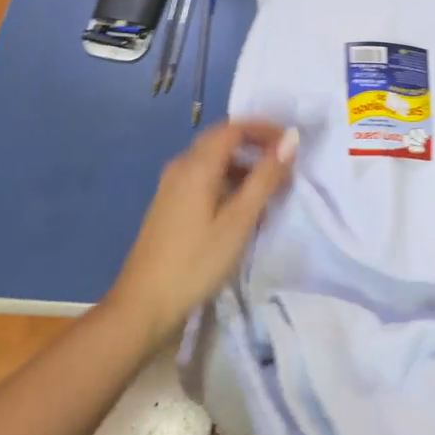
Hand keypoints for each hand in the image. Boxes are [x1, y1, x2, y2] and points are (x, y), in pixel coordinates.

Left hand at [106, 120, 297, 342]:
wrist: (143, 306)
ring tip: (267, 192)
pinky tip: (239, 211)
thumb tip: (290, 139)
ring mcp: (170, 187)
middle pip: (222, 142)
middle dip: (255, 147)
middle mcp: (181, 167)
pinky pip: (203, 180)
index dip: (264, 129)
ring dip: (242, 168)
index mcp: (197, 165)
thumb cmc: (196, 261)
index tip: (290, 144)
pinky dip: (226, 184)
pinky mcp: (168, 206)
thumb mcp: (239, 220)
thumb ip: (266, 177)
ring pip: (212, 163)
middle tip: (283, 167)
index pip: (234, 128)